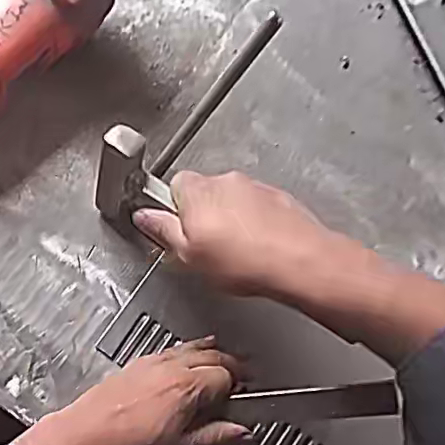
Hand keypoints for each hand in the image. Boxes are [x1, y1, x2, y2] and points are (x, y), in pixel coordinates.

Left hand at [11, 338, 247, 444]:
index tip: (246, 394)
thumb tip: (240, 432)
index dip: (241, 384)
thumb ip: (215, 438)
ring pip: (187, 348)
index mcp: (187, 385)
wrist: (82, 438)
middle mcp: (168, 367)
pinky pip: (166, 352)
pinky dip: (181, 354)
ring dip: (206, 354)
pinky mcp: (131, 367)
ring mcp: (148, 364)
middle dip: (230, 364)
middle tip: (242, 375)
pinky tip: (179, 365)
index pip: (227, 374)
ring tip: (217, 362)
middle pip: (210, 355)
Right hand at [132, 171, 377, 303]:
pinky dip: (251, 224)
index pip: (172, 186)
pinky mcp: (277, 198)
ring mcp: (254, 188)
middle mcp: (226, 181)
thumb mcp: (188, 254)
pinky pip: (254, 209)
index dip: (171, 210)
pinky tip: (253, 249)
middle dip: (200, 216)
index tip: (174, 230)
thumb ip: (162, 231)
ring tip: (231, 253)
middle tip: (202, 247)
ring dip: (227, 221)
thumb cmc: (245, 261)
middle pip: (201, 193)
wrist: (300, 262)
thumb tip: (144, 217)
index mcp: (198, 191)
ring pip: (229, 201)